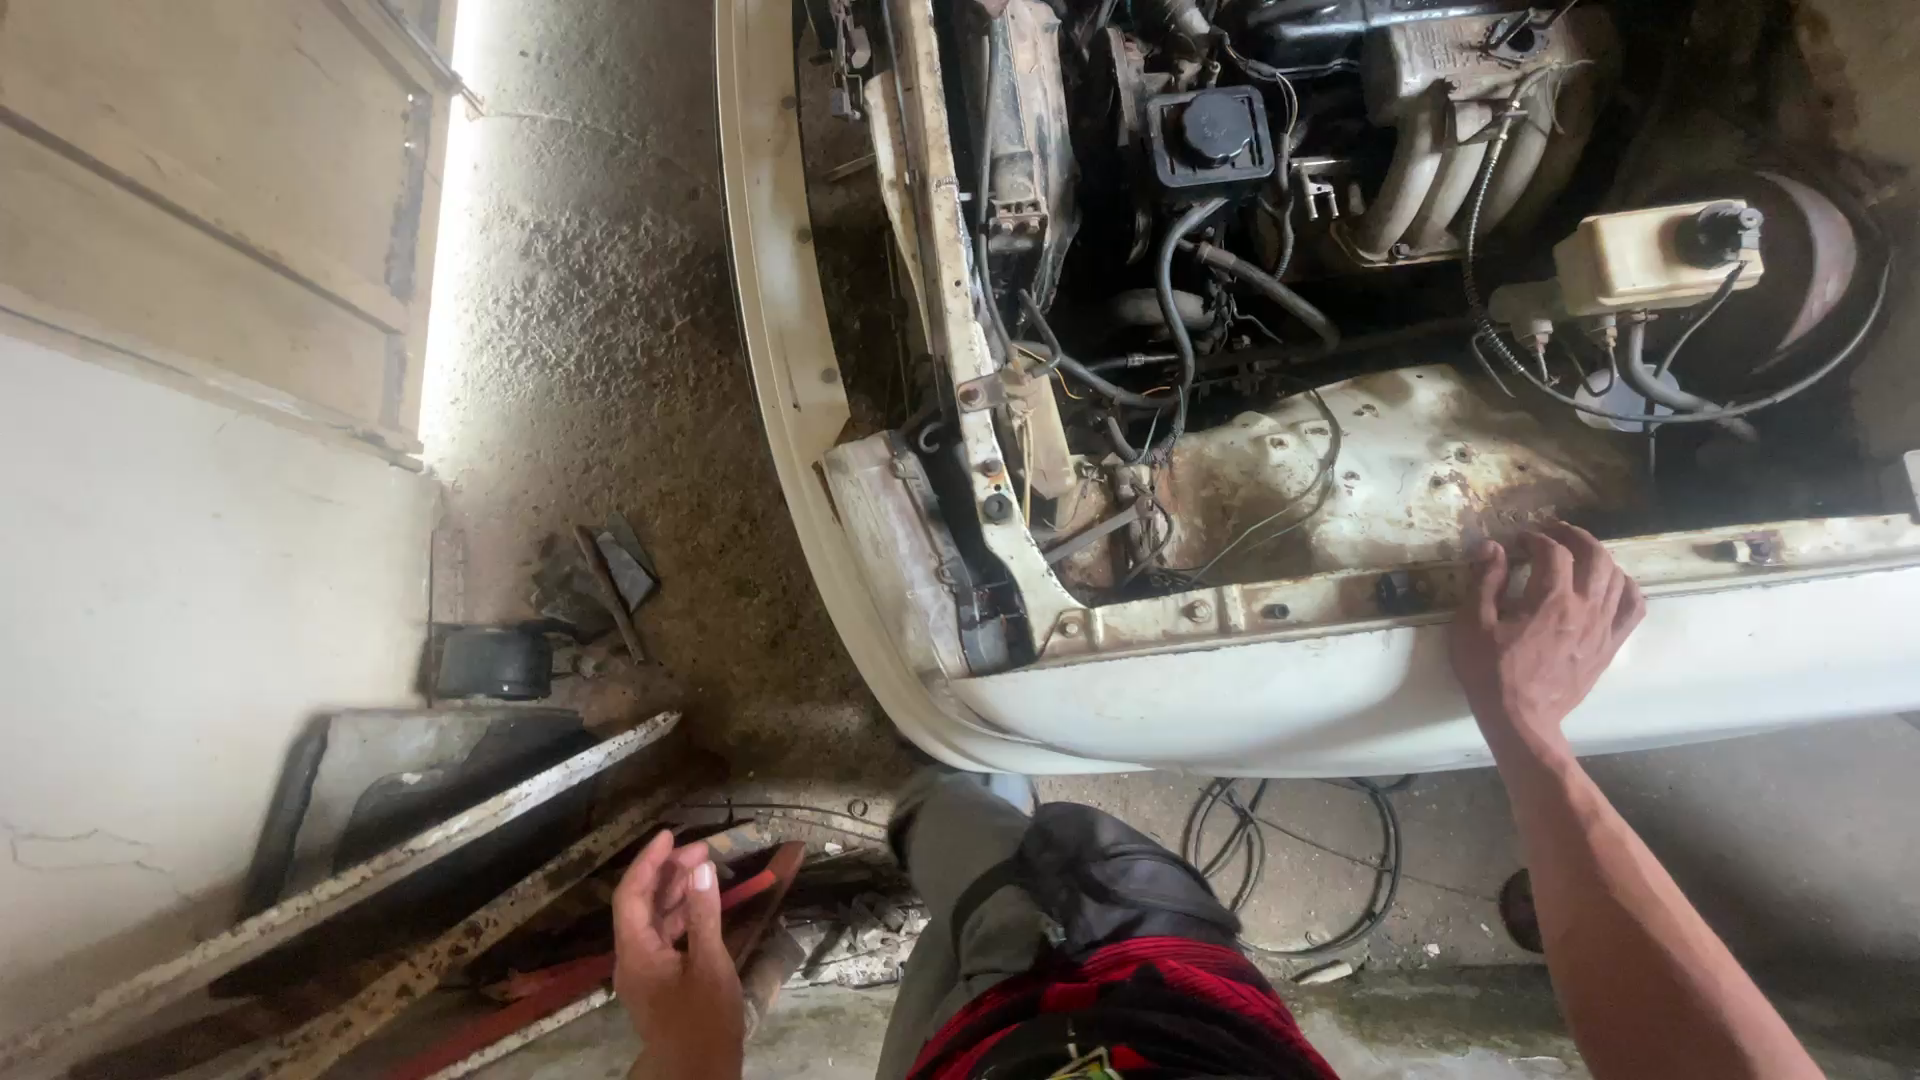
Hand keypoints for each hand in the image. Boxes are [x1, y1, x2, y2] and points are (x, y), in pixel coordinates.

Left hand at [613, 830, 743, 1079]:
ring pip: (654, 918)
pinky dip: (683, 912)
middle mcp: (632, 958)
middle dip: (668, 871)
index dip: (647, 862)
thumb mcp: (709, 963)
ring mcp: (645, 970)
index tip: (670, 835)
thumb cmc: (703, 1019)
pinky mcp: (660, 979)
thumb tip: (702, 868)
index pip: (630, 896)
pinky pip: (665, 934)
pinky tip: (704, 901)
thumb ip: (703, 913)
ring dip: (677, 890)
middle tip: (702, 848)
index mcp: (635, 954)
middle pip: (641, 904)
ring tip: (706, 866)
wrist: (698, 1073)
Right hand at [1451, 524, 1645, 757]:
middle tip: (1551, 531)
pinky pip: (1633, 607)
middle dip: (1573, 537)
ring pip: (1617, 578)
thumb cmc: (1489, 670)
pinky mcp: (1610, 645)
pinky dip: (1625, 586)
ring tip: (1578, 551)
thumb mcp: (1471, 623)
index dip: (1535, 538)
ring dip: (1598, 556)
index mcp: (1550, 601)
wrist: (1520, 717)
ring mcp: (1604, 628)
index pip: (1553, 553)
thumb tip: (1492, 546)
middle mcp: (1586, 608)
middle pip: (1595, 557)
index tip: (1516, 539)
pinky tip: (1611, 582)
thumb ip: (1485, 581)